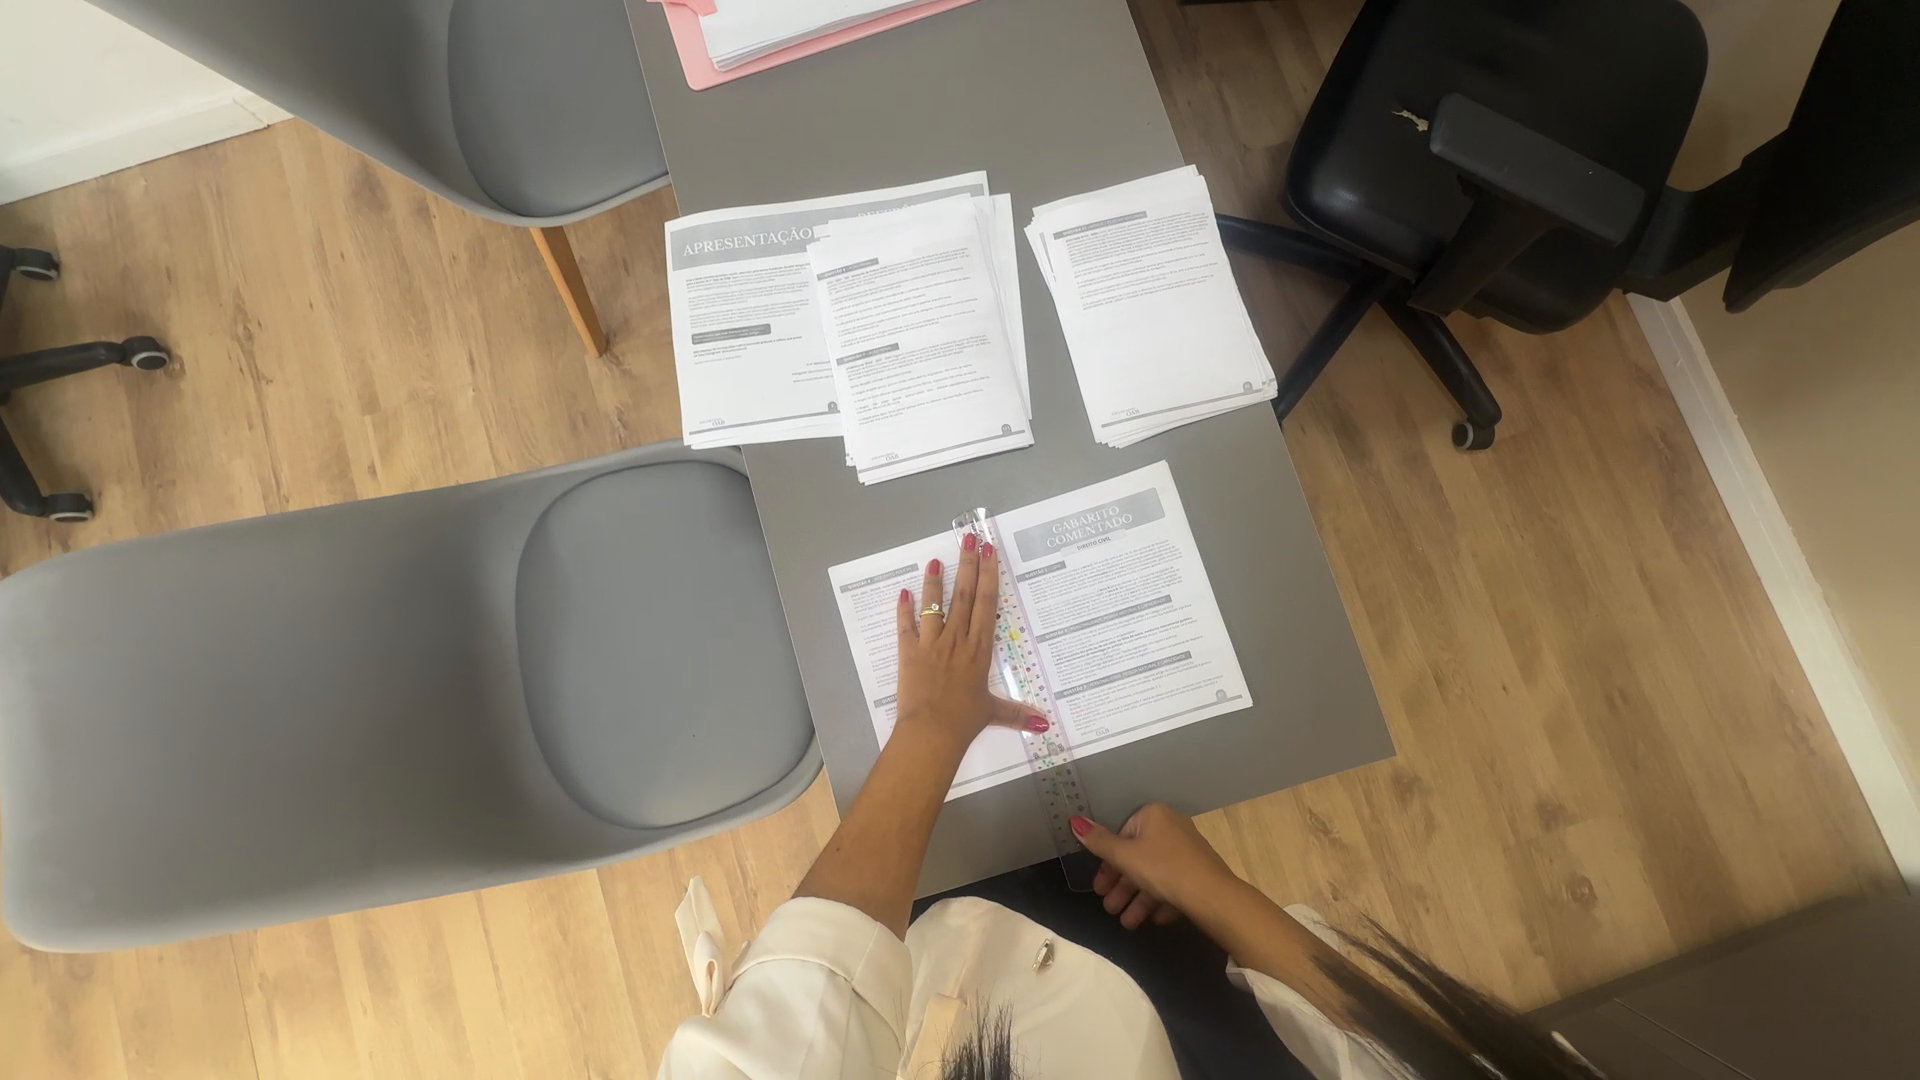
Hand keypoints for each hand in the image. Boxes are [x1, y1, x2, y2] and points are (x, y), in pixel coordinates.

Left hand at [893, 531, 1047, 754]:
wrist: (931, 732)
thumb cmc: (964, 721)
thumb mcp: (993, 713)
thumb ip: (1018, 714)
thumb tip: (1045, 724)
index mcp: (979, 649)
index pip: (985, 604)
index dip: (988, 576)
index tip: (989, 552)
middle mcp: (957, 640)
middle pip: (963, 595)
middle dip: (967, 564)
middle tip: (969, 538)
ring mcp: (931, 644)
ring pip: (934, 605)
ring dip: (934, 581)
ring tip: (935, 559)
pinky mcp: (908, 652)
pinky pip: (906, 626)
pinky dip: (903, 609)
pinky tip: (903, 592)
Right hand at [1072, 803, 1240, 929]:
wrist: (1213, 896)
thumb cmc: (1163, 869)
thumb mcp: (1125, 856)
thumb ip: (1099, 842)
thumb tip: (1074, 820)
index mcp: (1153, 815)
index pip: (1122, 836)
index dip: (1108, 864)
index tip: (1099, 887)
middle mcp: (1171, 827)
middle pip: (1138, 858)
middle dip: (1121, 887)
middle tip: (1109, 908)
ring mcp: (1188, 850)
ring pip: (1154, 875)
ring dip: (1137, 900)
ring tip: (1127, 923)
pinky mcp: (1200, 872)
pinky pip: (1173, 884)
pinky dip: (1160, 901)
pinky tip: (1153, 920)